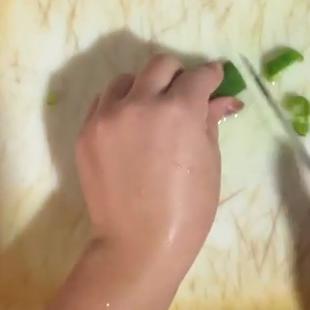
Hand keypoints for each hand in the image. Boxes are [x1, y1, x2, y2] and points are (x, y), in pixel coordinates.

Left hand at [76, 53, 242, 289]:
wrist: (139, 244)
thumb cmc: (187, 209)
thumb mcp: (209, 161)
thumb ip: (210, 121)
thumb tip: (223, 99)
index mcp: (178, 110)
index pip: (198, 76)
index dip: (211, 76)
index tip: (215, 79)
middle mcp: (140, 103)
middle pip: (160, 65)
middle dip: (178, 74)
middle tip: (185, 93)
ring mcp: (108, 116)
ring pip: (127, 79)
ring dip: (144, 87)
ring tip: (153, 110)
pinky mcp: (87, 132)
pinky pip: (104, 102)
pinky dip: (120, 105)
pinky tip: (131, 126)